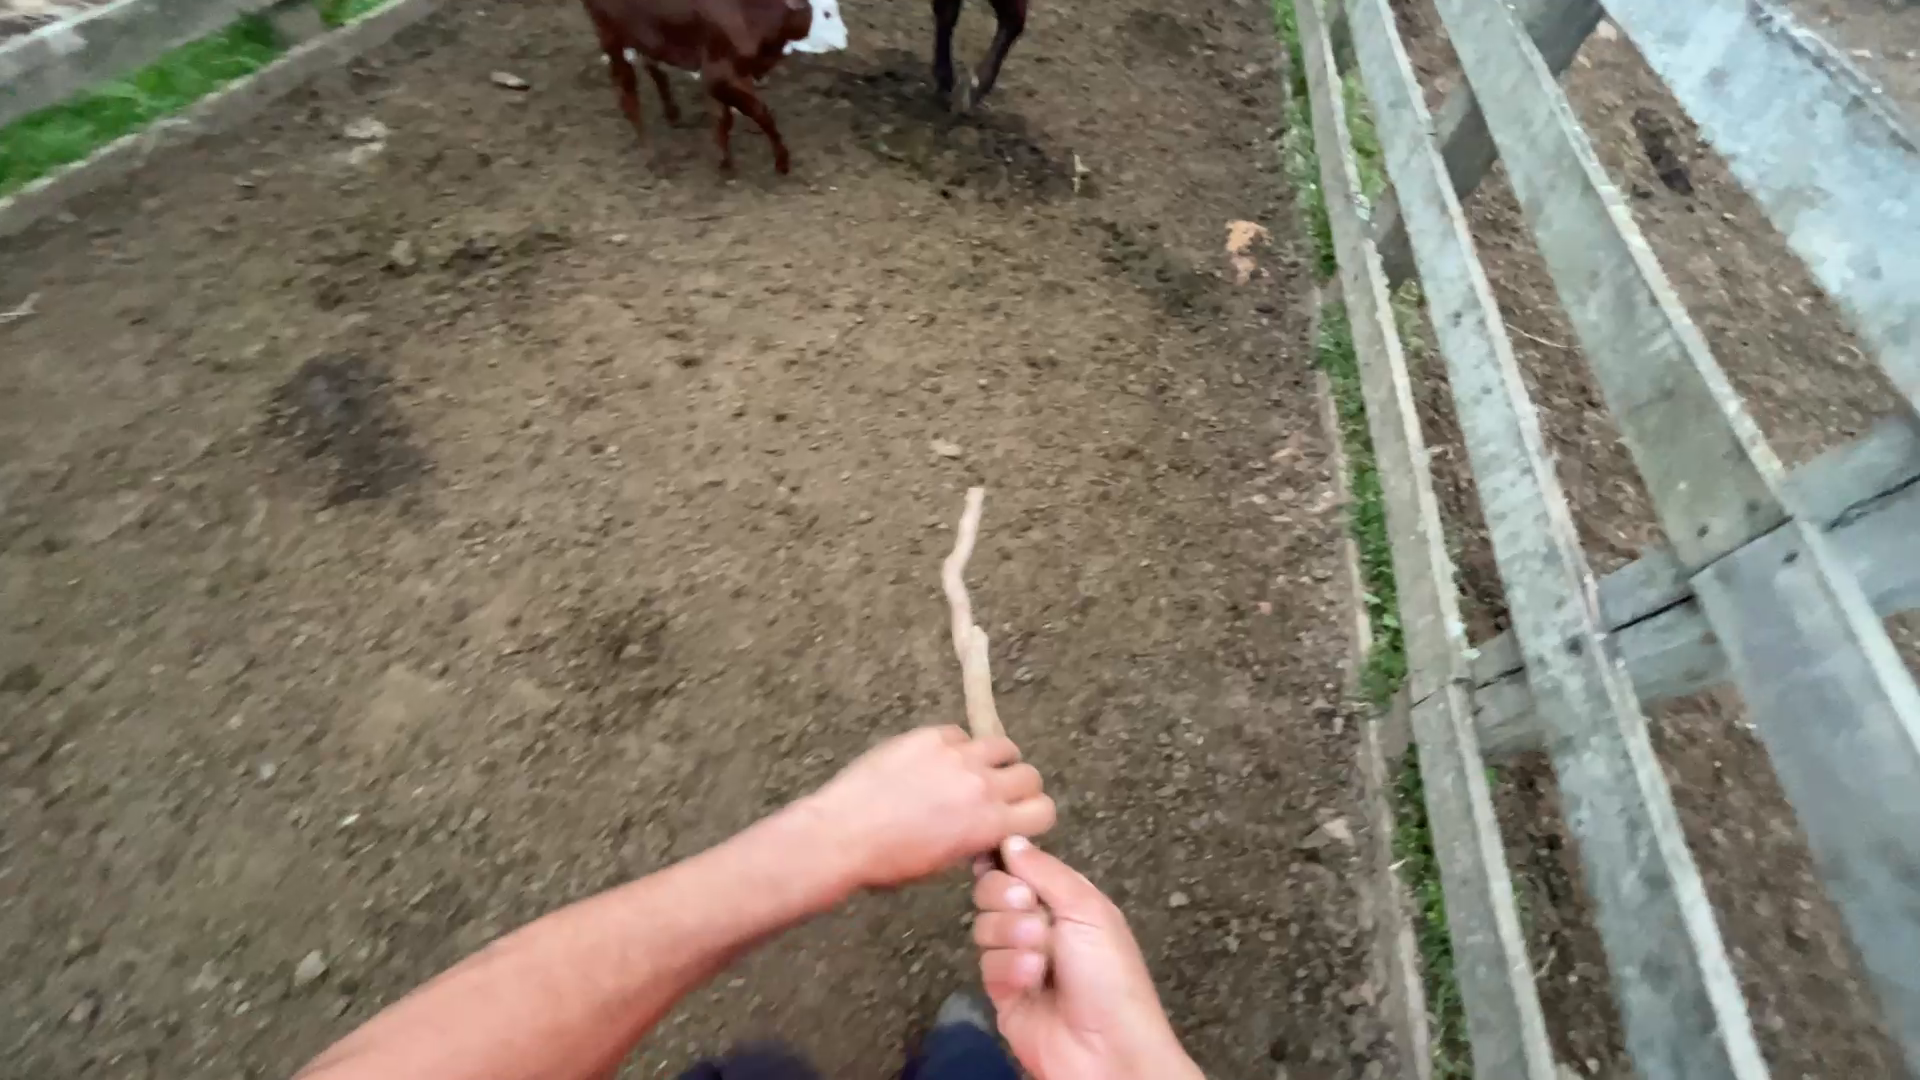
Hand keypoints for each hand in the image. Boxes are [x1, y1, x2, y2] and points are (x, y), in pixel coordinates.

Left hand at [802, 727, 1055, 891]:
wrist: (843, 832)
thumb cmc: (889, 861)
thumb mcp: (945, 862)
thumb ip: (978, 839)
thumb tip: (990, 831)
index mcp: (989, 824)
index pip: (1044, 810)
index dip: (1034, 815)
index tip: (1018, 817)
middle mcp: (982, 785)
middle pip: (1029, 774)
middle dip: (1019, 785)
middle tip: (997, 792)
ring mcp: (957, 755)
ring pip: (1002, 745)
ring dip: (995, 759)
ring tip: (973, 769)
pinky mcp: (931, 735)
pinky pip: (960, 734)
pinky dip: (956, 746)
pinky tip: (934, 761)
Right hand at [972, 839, 1203, 1079]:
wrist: (1109, 1052)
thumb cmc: (1108, 973)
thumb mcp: (1087, 909)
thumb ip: (1045, 870)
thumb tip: (1010, 838)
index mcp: (1062, 898)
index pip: (1019, 864)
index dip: (1004, 860)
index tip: (996, 858)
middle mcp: (1036, 922)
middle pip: (992, 889)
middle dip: (1005, 895)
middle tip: (1029, 908)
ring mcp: (1016, 957)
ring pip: (984, 925)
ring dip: (1012, 935)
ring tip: (1041, 956)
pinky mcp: (1002, 992)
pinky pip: (986, 963)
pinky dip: (1009, 968)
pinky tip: (1033, 980)